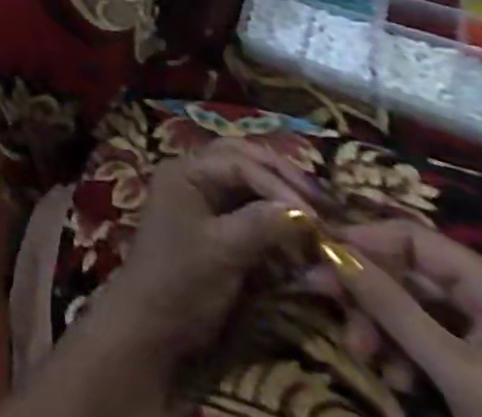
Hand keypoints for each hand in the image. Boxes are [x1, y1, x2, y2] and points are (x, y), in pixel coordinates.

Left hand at [0, 139, 319, 416]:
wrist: (155, 319)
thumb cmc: (181, 278)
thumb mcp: (223, 250)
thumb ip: (261, 225)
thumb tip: (305, 210)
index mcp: (183, 172)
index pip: (238, 161)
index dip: (280, 184)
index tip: (317, 217)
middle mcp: (192, 176)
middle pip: (245, 162)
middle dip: (284, 179)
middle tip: (326, 205)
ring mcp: (204, 199)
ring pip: (251, 184)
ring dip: (283, 197)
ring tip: (320, 219)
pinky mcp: (218, 224)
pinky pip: (252, 209)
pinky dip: (278, 218)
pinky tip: (303, 235)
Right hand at [323, 220, 481, 416]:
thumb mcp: (455, 370)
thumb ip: (392, 308)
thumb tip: (330, 251)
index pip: (417, 239)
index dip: (364, 240)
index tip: (318, 254)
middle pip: (414, 275)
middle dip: (367, 293)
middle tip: (319, 299)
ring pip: (420, 310)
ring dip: (382, 327)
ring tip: (362, 356)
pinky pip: (439, 340)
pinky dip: (408, 352)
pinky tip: (396, 378)